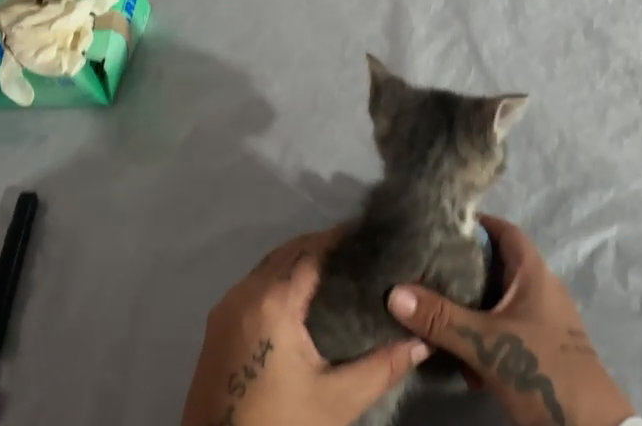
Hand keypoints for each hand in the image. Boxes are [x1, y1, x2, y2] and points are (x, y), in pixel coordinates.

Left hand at [180, 229, 427, 425]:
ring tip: (343, 275)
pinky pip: (255, 286)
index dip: (345, 239)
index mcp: (271, 301)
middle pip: (291, 251)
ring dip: (303, 264)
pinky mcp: (217, 327)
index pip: (313, 249)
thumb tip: (423, 341)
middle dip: (327, 248)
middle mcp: (243, 293)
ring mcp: (225, 308)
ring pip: (270, 266)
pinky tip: (307, 301)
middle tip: (366, 257)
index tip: (377, 239)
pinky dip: (282, 281)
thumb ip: (382, 366)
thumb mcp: (336, 402)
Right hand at [386, 216, 634, 425]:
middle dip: (460, 268)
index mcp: (534, 273)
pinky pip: (501, 329)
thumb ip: (441, 318)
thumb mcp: (486, 343)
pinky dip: (479, 336)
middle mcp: (539, 289)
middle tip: (422, 267)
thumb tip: (394, 291)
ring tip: (428, 308)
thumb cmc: (542, 370)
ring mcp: (540, 321)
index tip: (437, 226)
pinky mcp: (537, 349)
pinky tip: (453, 353)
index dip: (474, 224)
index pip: (503, 231)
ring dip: (466, 308)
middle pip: (494, 265)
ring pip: (495, 301)